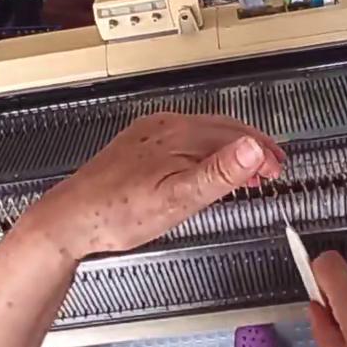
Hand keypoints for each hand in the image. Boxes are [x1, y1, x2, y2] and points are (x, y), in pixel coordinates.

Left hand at [19, 112, 284, 260]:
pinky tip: (202, 169)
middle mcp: (165, 127)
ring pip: (202, 135)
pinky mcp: (138, 147)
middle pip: (221, 130)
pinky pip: (183, 141)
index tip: (277, 168)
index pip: (236, 135)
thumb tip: (253, 149)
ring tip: (245, 172)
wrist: (69, 219)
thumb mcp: (179, 198)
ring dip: (229, 151)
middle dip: (250, 148)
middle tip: (269, 169)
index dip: (262, 151)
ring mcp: (149, 135)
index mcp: (179, 134)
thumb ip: (220, 173)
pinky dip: (205, 153)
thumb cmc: (117, 213)